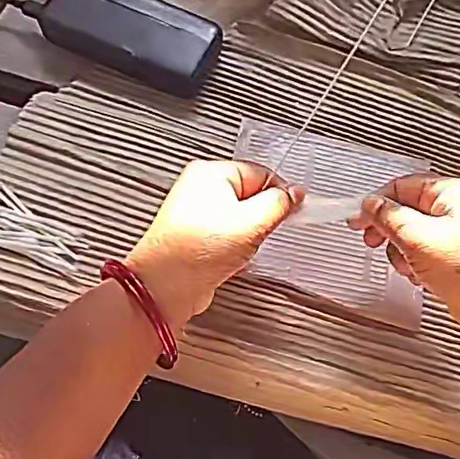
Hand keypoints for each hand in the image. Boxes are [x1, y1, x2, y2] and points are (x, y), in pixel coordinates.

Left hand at [126, 160, 302, 322]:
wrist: (165, 287)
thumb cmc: (197, 251)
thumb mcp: (253, 222)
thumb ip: (280, 203)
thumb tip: (294, 195)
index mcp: (210, 172)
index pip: (261, 173)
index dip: (280, 193)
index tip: (290, 211)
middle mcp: (199, 187)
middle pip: (250, 195)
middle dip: (261, 217)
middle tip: (257, 234)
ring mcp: (194, 211)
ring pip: (240, 217)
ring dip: (248, 234)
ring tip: (237, 248)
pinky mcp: (194, 235)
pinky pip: (226, 234)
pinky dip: (234, 246)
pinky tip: (228, 257)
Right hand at [348, 175, 459, 336]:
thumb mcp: (418, 238)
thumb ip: (388, 217)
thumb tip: (371, 205)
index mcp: (454, 192)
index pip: (403, 186)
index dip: (377, 203)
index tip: (359, 219)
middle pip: (409, 211)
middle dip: (389, 230)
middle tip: (374, 241)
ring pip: (416, 236)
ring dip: (403, 252)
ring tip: (408, 265)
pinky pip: (428, 254)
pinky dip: (418, 265)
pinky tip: (422, 277)